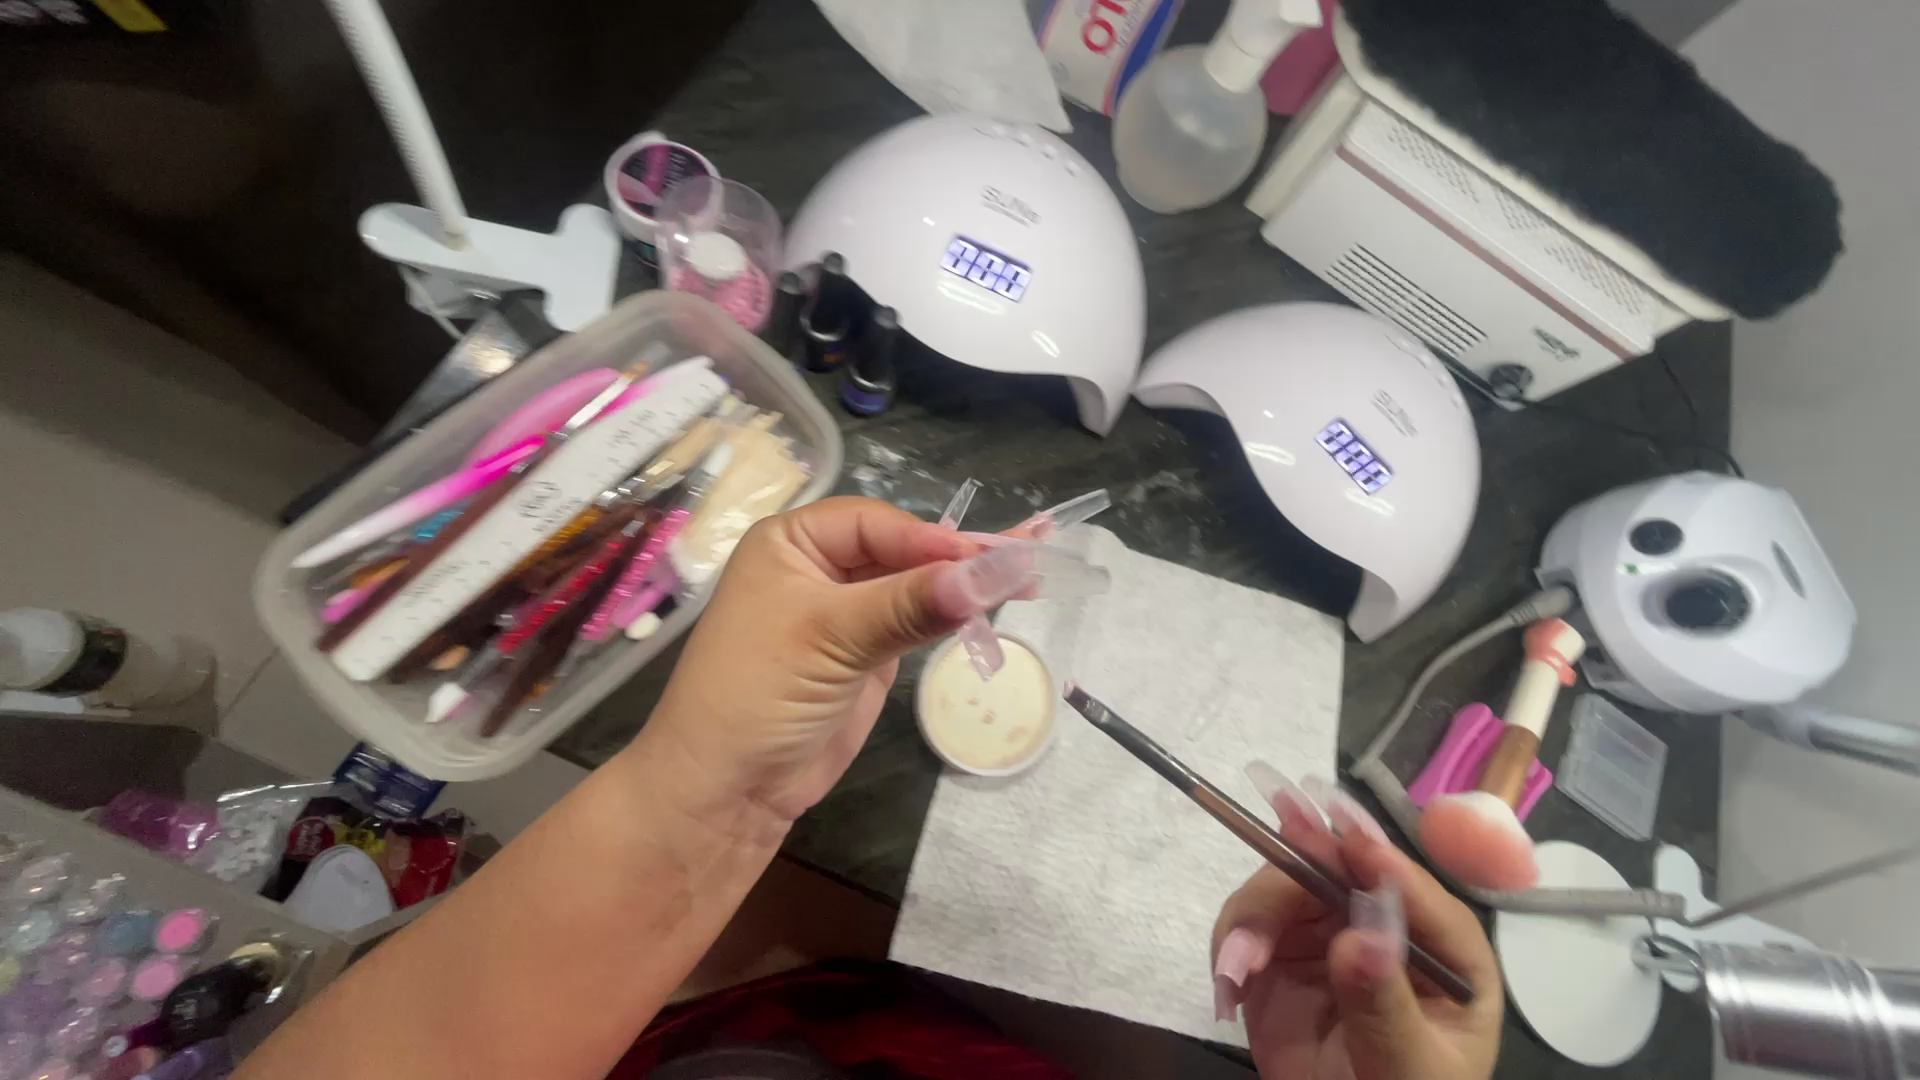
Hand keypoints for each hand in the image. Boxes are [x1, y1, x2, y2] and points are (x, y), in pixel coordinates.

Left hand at [640, 497, 1039, 821]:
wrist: (727, 790)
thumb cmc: (758, 694)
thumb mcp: (831, 638)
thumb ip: (911, 604)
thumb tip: (991, 574)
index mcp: (792, 542)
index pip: (876, 524)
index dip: (931, 540)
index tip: (988, 561)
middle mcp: (820, 566)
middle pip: (902, 549)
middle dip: (960, 557)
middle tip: (1030, 557)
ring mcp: (846, 611)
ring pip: (915, 585)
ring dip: (966, 584)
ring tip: (1029, 577)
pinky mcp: (868, 651)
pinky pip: (917, 621)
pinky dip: (953, 615)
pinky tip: (991, 607)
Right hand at [1213, 768, 1502, 1079]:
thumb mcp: (1406, 1071)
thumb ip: (1382, 1006)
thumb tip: (1361, 939)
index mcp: (1444, 954)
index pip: (1415, 891)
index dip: (1379, 859)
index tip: (1345, 833)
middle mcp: (1382, 927)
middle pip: (1334, 869)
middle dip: (1293, 869)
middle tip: (1272, 845)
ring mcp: (1326, 932)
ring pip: (1280, 886)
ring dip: (1251, 920)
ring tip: (1236, 970)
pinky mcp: (1278, 947)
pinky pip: (1245, 921)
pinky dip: (1230, 943)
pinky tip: (1231, 985)